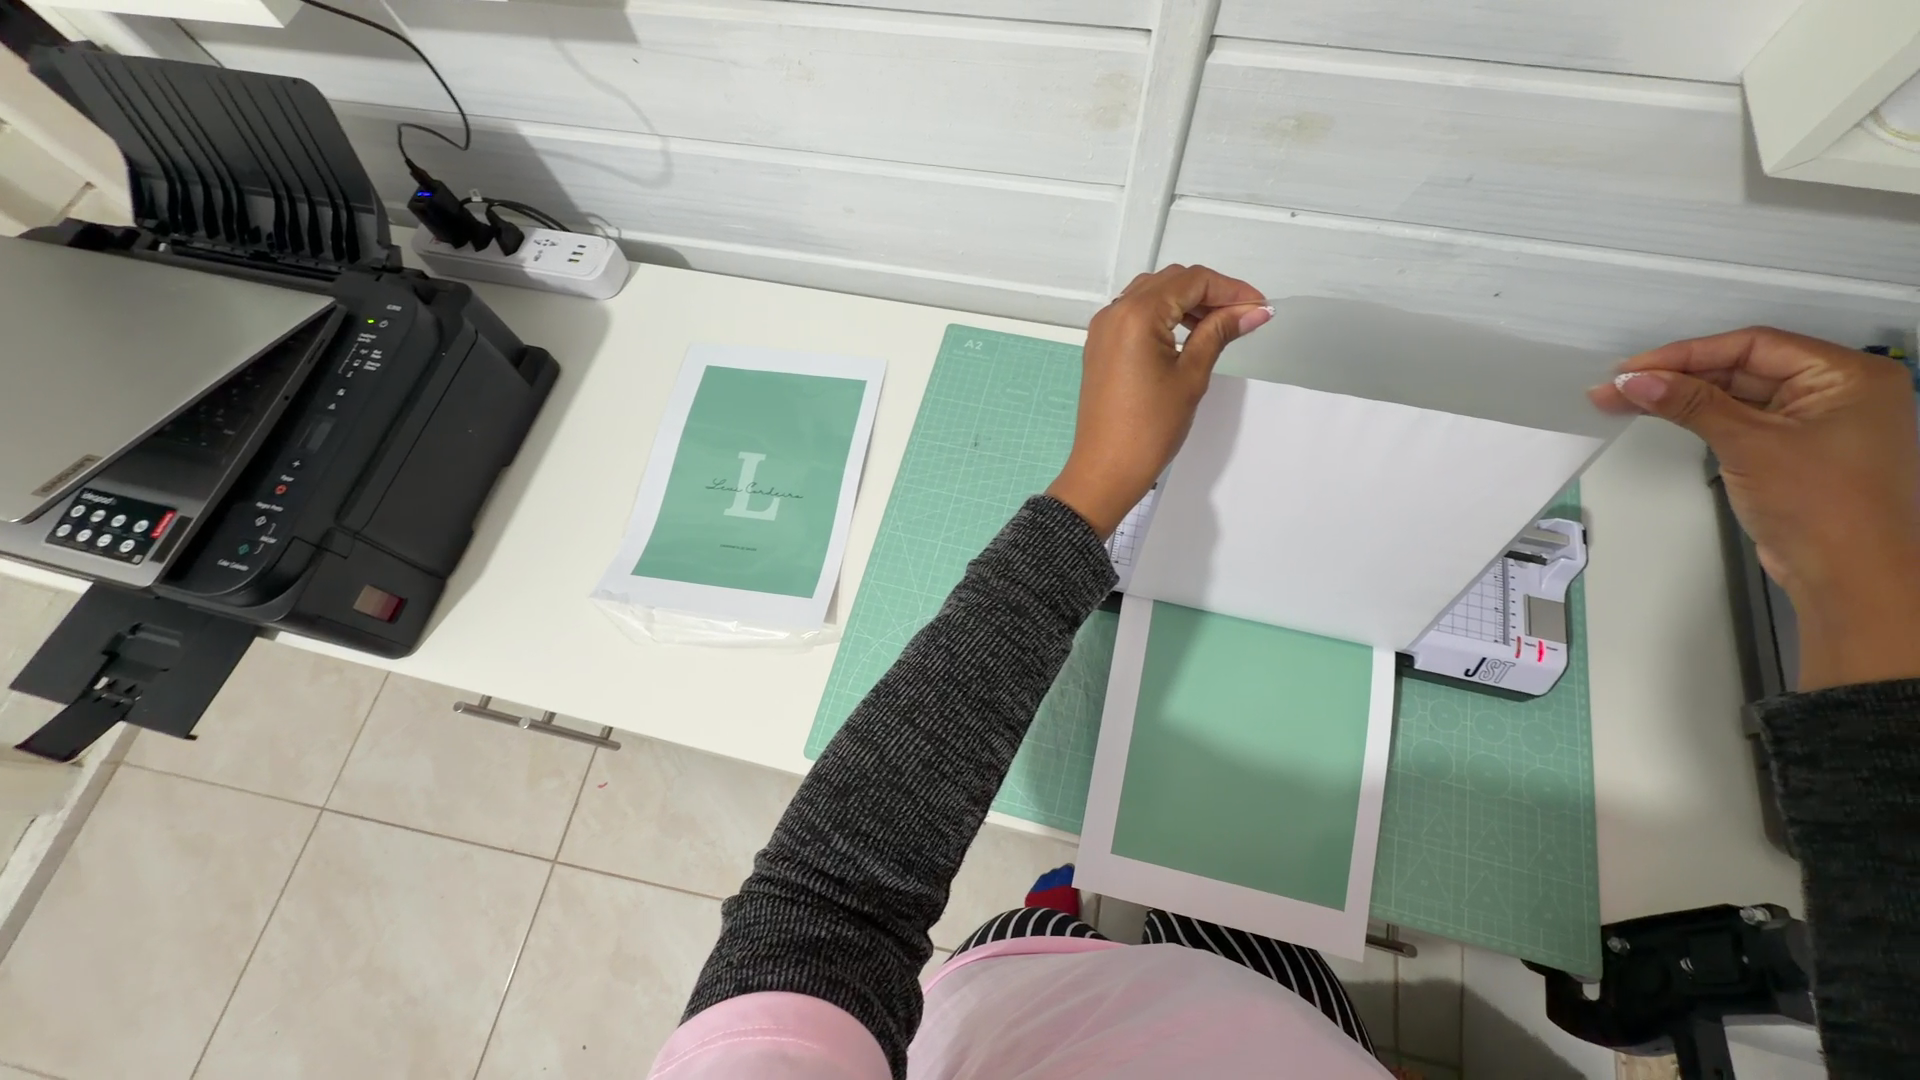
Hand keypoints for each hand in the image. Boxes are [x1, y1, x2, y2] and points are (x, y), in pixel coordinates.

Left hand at [1046, 265, 1271, 536]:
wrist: (1106, 469)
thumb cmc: (1148, 429)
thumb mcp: (1192, 376)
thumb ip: (1220, 333)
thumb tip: (1253, 311)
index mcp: (1136, 315)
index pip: (1192, 281)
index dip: (1231, 289)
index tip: (1259, 307)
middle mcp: (1114, 312)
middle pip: (1171, 281)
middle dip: (1210, 293)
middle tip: (1243, 317)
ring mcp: (1103, 329)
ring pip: (1152, 295)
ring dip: (1187, 302)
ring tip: (1219, 327)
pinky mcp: (1100, 346)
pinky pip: (1135, 315)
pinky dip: (1164, 316)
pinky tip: (1188, 336)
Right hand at [1588, 327, 1919, 689]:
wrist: (1848, 572)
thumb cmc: (1820, 503)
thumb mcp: (1749, 443)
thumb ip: (1691, 404)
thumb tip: (1634, 378)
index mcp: (1847, 375)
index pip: (1753, 345)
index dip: (1686, 354)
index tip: (1630, 368)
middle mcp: (1837, 390)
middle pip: (1742, 367)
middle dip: (1676, 376)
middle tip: (1616, 386)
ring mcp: (1815, 421)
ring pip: (1735, 394)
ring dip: (1680, 397)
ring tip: (1623, 400)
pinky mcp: (1792, 449)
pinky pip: (1739, 419)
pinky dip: (1699, 417)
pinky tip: (1662, 416)